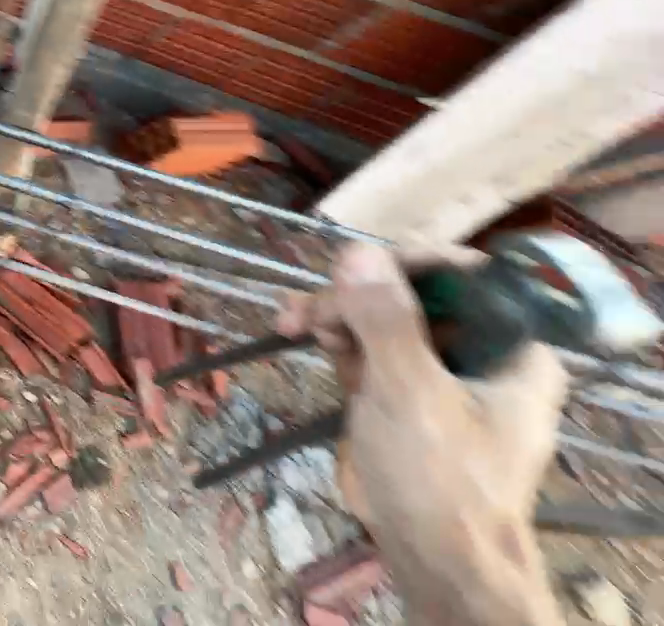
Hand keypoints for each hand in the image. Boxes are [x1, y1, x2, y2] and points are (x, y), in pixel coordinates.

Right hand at [277, 243, 567, 625]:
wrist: (429, 551)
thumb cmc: (439, 475)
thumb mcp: (409, 392)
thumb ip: (386, 320)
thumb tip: (357, 252)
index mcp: (510, 350)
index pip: (465, 277)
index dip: (407, 264)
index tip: (352, 270)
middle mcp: (473, 351)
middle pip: (406, 291)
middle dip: (351, 294)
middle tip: (311, 317)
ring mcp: (427, 368)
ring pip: (372, 312)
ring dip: (327, 310)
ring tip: (292, 326)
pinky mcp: (389, 385)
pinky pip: (354, 338)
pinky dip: (322, 329)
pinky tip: (293, 332)